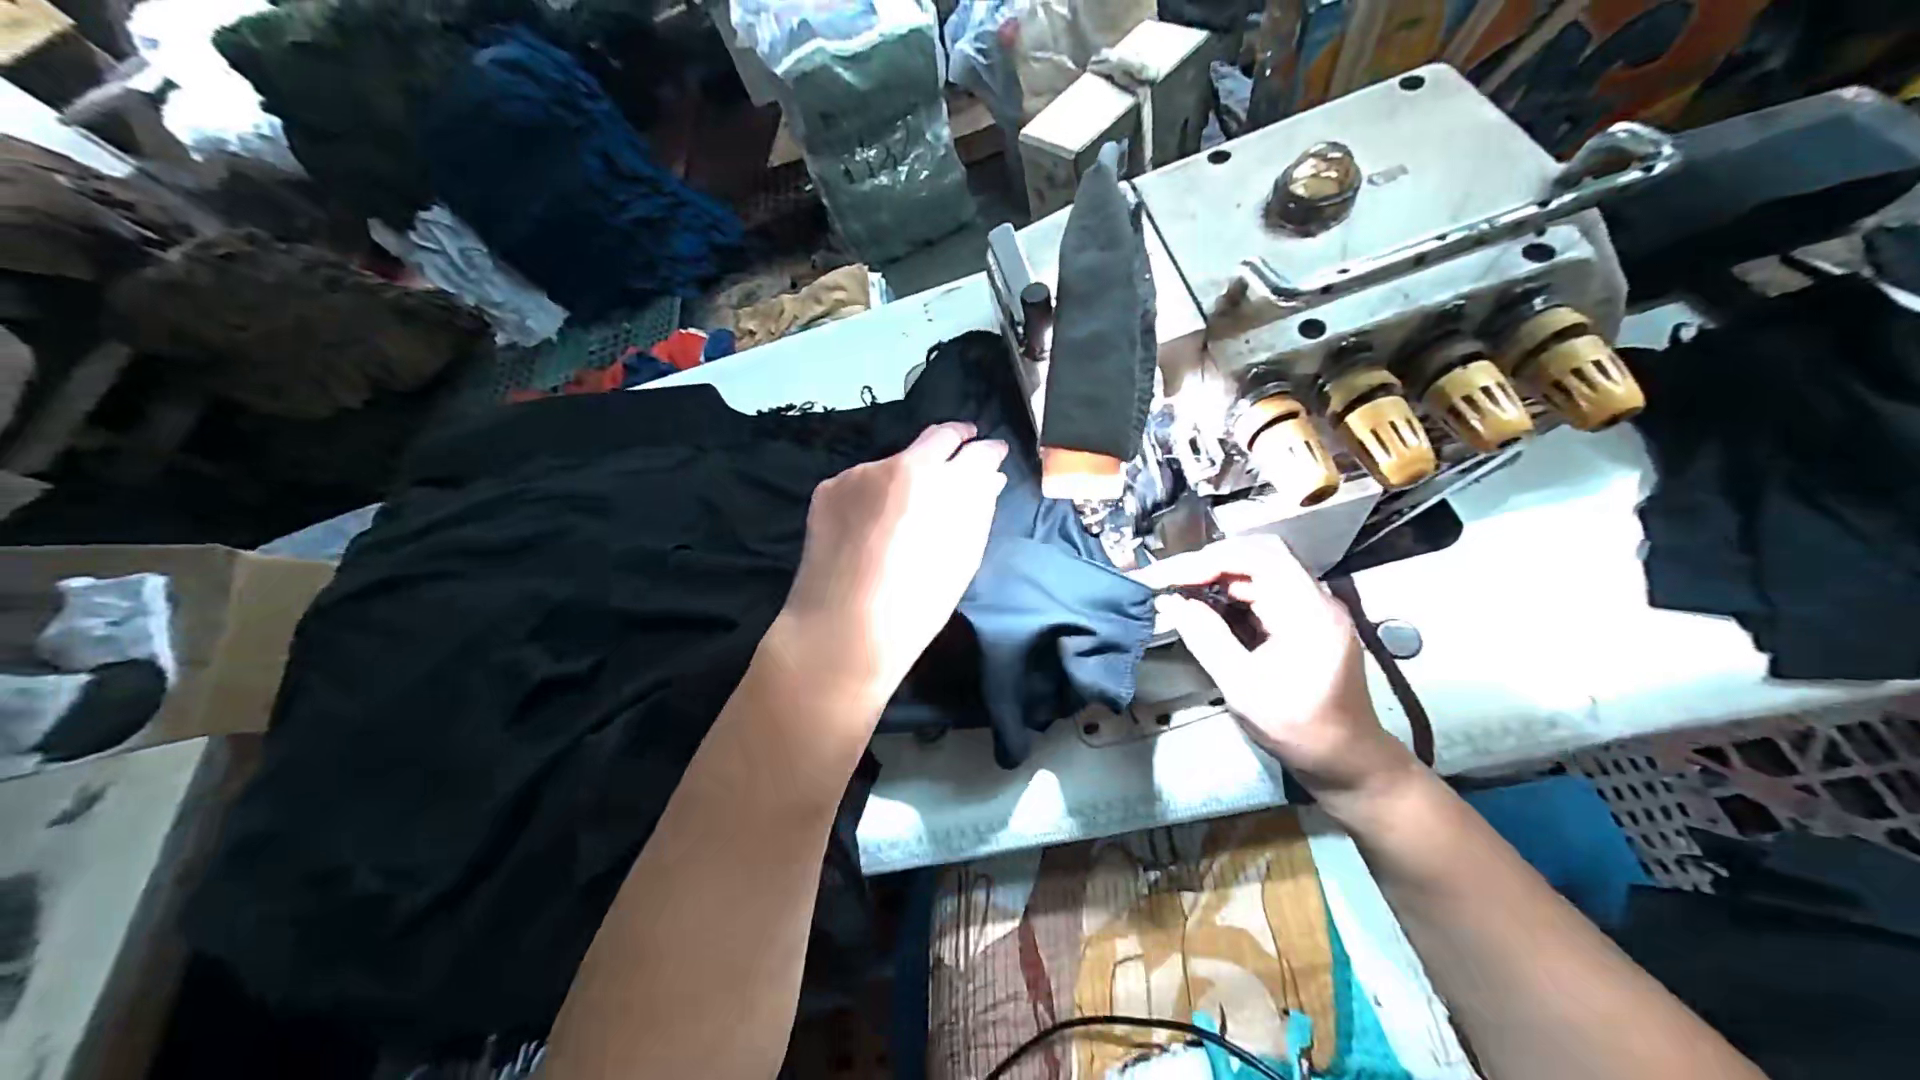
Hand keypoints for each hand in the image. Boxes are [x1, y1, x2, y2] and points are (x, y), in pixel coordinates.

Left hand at [770, 422, 1008, 714]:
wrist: (843, 627)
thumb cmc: (917, 604)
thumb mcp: (963, 557)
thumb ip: (979, 508)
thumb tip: (988, 479)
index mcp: (943, 483)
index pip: (977, 451)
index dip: (989, 451)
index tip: (992, 453)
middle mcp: (901, 463)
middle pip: (937, 437)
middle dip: (955, 440)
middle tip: (963, 449)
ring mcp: (860, 472)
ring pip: (896, 461)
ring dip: (910, 474)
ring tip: (908, 509)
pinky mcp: (830, 487)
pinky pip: (864, 481)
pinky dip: (875, 494)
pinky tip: (873, 526)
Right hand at [1130, 535, 1413, 797]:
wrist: (1347, 760)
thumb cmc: (1298, 729)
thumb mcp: (1242, 687)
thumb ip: (1206, 638)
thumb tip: (1171, 602)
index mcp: (1308, 613)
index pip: (1256, 558)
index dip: (1206, 561)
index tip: (1168, 577)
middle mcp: (1317, 601)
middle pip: (1260, 554)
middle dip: (1210, 562)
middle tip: (1172, 578)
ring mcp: (1314, 609)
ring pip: (1262, 569)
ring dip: (1220, 576)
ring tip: (1183, 590)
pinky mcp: (1306, 621)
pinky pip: (1267, 590)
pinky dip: (1233, 591)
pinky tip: (1208, 606)